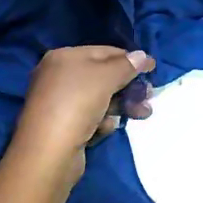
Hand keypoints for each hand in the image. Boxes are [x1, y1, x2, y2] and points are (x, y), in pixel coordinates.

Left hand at [10, 47, 154, 175]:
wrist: (49, 150)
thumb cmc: (76, 103)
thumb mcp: (105, 78)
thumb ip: (125, 65)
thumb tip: (142, 55)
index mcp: (63, 57)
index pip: (102, 52)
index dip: (129, 59)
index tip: (153, 68)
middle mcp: (58, 75)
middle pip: (101, 76)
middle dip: (127, 86)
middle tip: (149, 96)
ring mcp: (59, 101)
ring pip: (98, 98)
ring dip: (121, 105)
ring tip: (142, 114)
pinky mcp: (63, 125)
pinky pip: (89, 117)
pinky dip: (101, 121)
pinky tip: (106, 128)